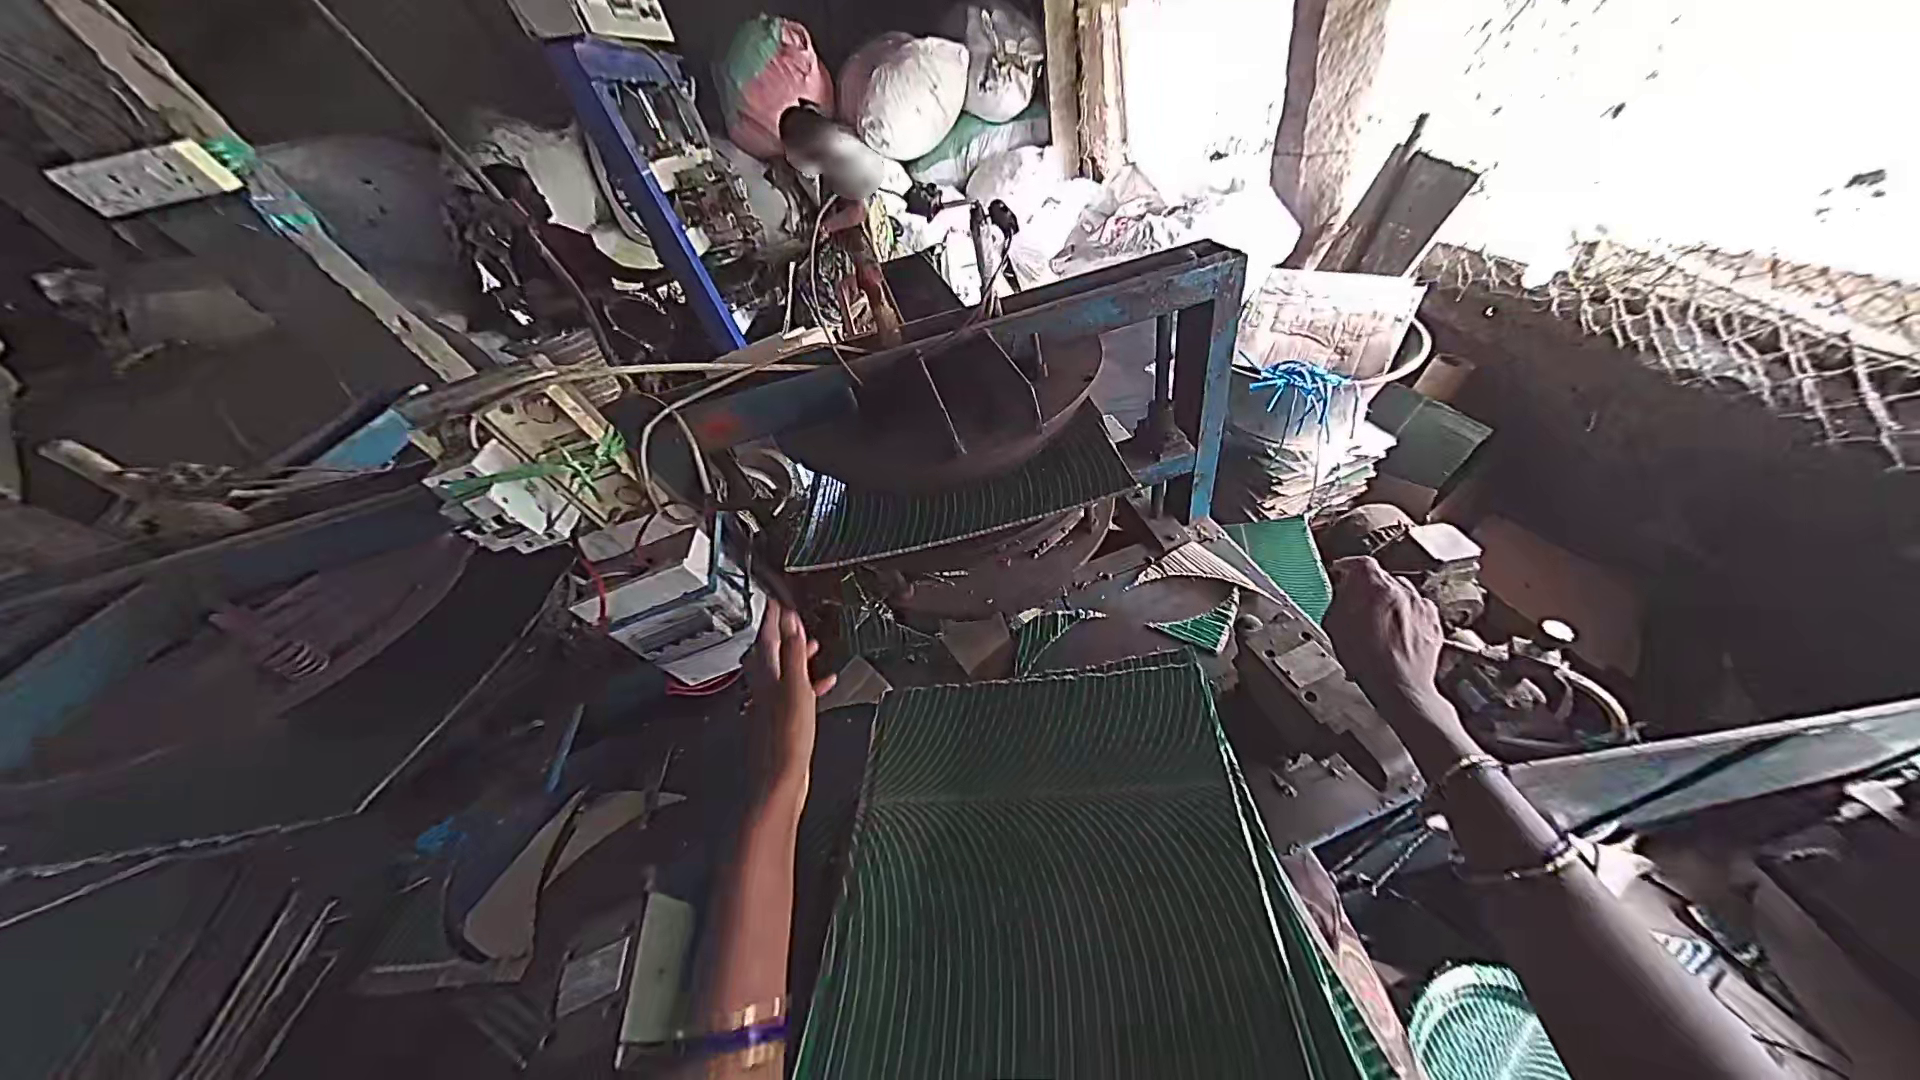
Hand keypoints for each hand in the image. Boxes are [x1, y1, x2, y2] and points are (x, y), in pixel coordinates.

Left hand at [745, 596, 836, 805]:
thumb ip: (794, 653)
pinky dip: (807, 682)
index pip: (766, 636)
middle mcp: (764, 688)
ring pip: (781, 670)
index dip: (772, 616)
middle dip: (780, 633)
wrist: (780, 781)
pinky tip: (822, 684)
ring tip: (811, 644)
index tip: (777, 598)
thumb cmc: (786, 739)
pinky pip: (795, 692)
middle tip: (790, 617)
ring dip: (795, 655)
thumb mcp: (796, 688)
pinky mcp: (781, 720)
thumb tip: (790, 622)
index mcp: (766, 676)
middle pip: (768, 652)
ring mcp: (771, 704)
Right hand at [1324, 556, 1446, 717]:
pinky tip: (1391, 630)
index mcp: (1375, 586)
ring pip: (1399, 592)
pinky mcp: (1433, 621)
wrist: (1399, 685)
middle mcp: (1402, 591)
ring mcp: (1421, 606)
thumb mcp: (1335, 623)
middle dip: (1366, 586)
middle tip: (1352, 601)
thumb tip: (1341, 588)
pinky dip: (1404, 613)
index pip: (1359, 562)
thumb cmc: (1367, 659)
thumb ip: (1338, 598)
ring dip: (1386, 600)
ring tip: (1373, 621)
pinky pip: (1415, 608)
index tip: (1339, 573)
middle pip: (1381, 576)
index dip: (1346, 567)